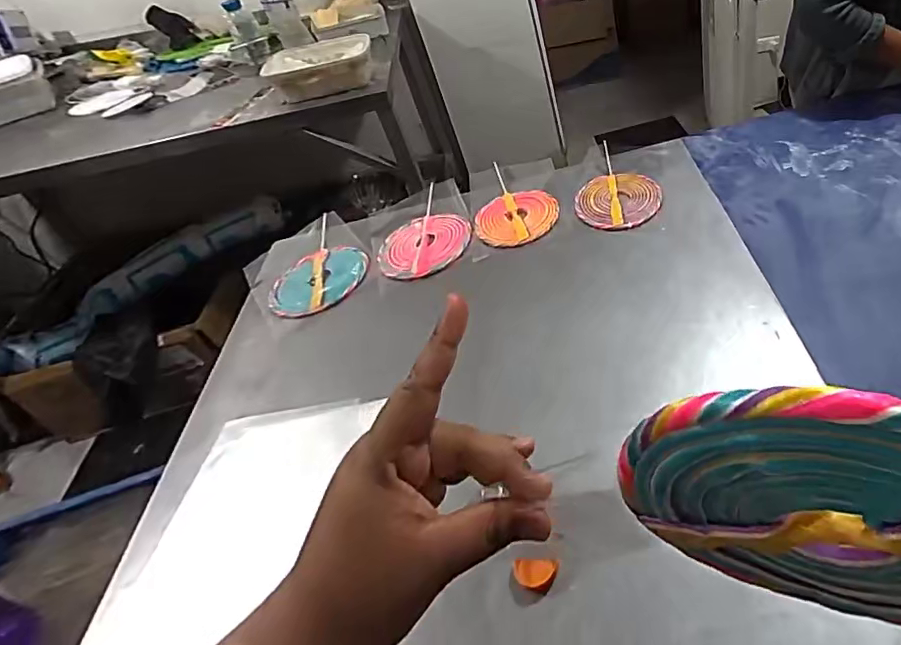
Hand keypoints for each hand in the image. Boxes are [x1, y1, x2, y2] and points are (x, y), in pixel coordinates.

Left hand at [227, 296, 551, 644]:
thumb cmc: (356, 596)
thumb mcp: (433, 559)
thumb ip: (492, 526)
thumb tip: (544, 513)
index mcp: (383, 456)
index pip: (420, 389)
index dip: (442, 344)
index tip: (457, 304)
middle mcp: (391, 456)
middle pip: (458, 441)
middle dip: (498, 462)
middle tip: (537, 489)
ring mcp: (398, 477)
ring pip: (460, 459)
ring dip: (495, 470)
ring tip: (531, 482)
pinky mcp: (406, 499)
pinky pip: (453, 480)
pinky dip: (481, 486)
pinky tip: (510, 488)